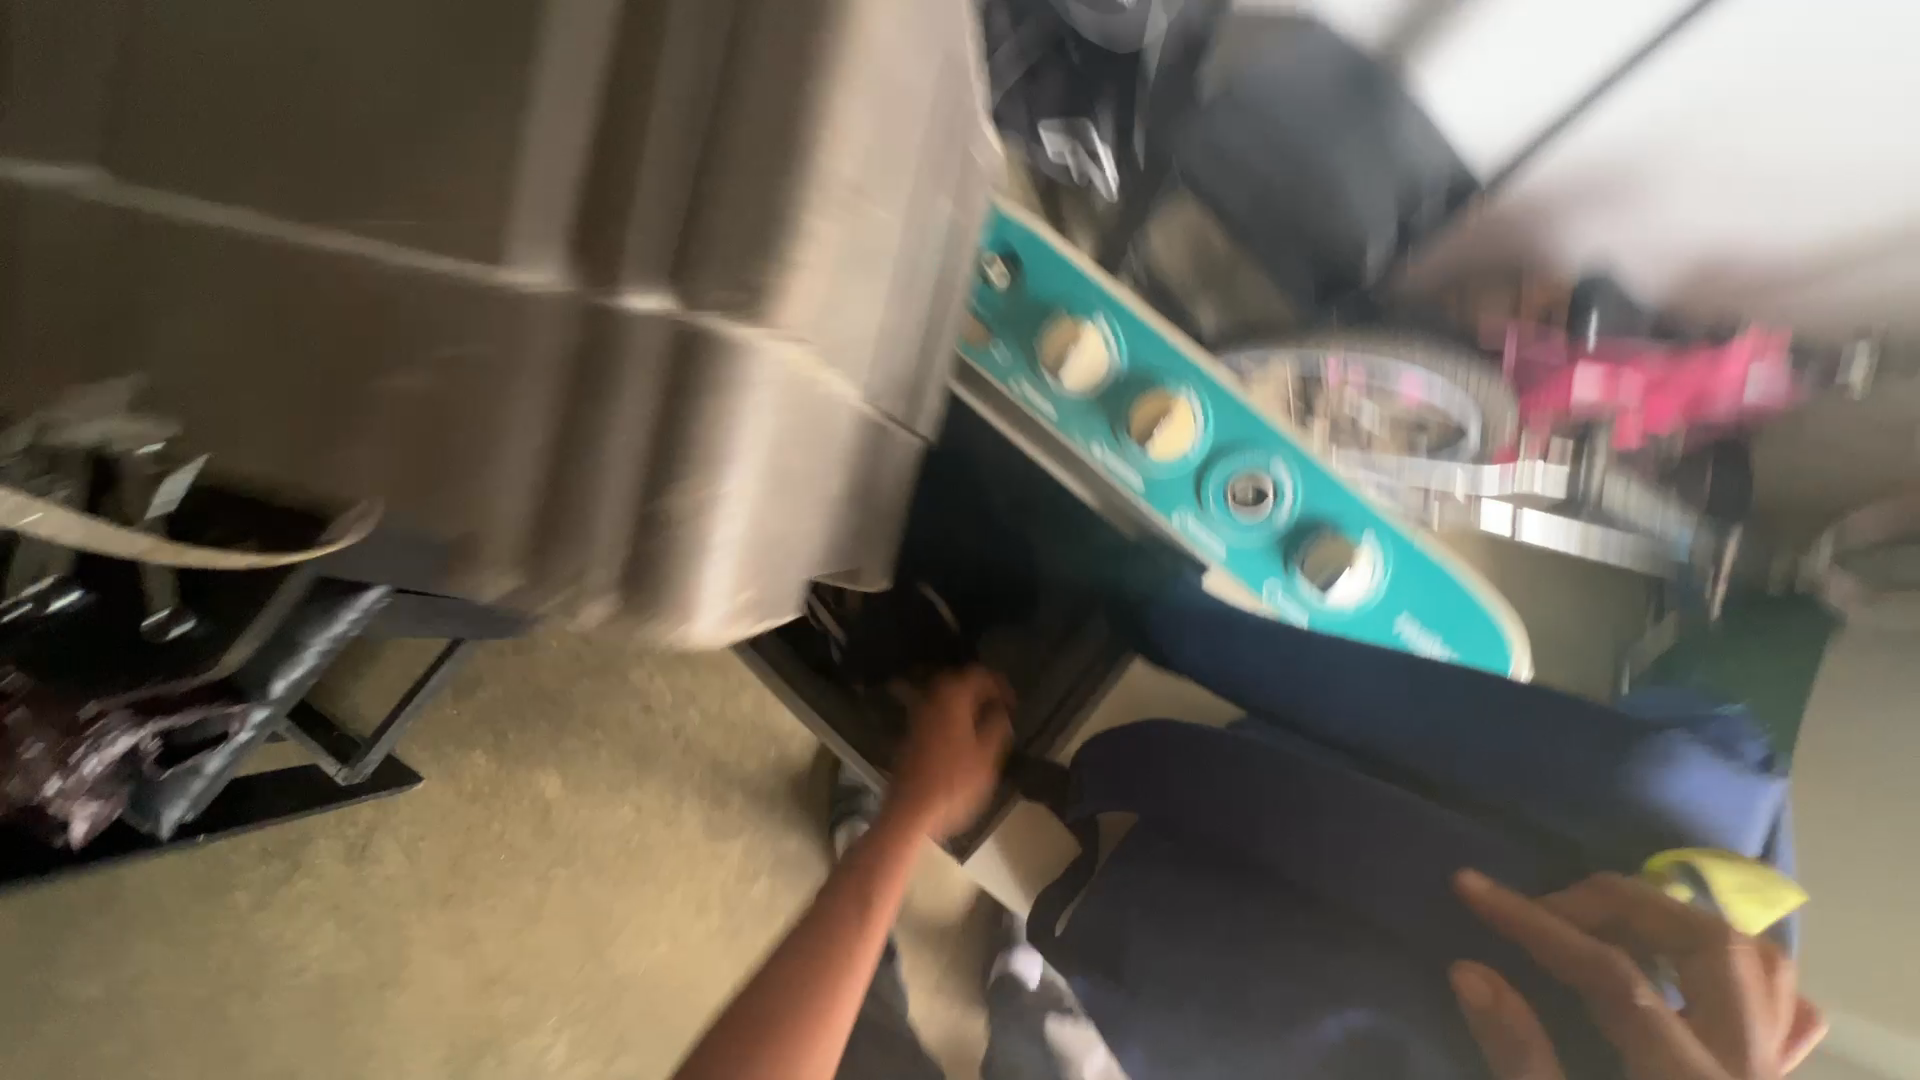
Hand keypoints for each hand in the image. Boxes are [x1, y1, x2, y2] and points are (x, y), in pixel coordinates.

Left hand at [886, 666, 1014, 840]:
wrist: (910, 810)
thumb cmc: (953, 783)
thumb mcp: (987, 757)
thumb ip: (998, 727)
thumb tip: (1001, 712)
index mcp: (952, 697)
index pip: (979, 673)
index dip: (1000, 684)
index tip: (1013, 704)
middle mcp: (931, 698)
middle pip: (960, 680)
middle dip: (982, 690)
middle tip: (1001, 709)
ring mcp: (917, 715)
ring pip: (946, 696)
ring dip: (967, 703)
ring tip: (985, 721)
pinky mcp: (911, 732)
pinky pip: (936, 711)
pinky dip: (952, 715)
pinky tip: (964, 735)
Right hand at [1449, 869, 1825, 1079]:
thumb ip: (1520, 1055)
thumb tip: (1469, 968)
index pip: (1612, 973)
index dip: (1533, 921)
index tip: (1469, 887)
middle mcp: (1749, 1076)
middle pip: (1706, 945)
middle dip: (1616, 904)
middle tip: (1545, 908)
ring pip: (1761, 965)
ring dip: (1674, 924)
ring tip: (1599, 926)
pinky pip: (1782, 1007)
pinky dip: (1726, 968)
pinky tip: (1664, 971)